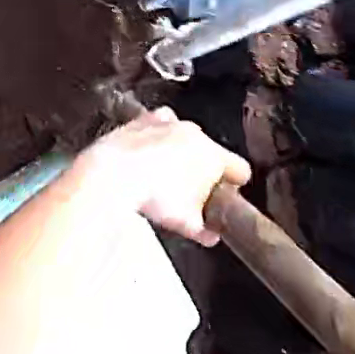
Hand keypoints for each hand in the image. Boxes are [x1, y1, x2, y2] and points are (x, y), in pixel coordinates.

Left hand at [76, 107, 251, 245]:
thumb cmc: (152, 196)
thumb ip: (205, 229)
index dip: (238, 183)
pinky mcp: (146, 119)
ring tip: (168, 173)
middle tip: (193, 190)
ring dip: (184, 151)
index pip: (240, 168)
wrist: (114, 175)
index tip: (231, 191)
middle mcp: (195, 134)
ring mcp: (171, 123)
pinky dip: (161, 134)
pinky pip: (162, 123)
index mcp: (214, 157)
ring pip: (187, 136)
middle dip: (206, 169)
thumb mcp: (186, 224)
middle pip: (212, 151)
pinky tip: (152, 150)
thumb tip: (210, 235)